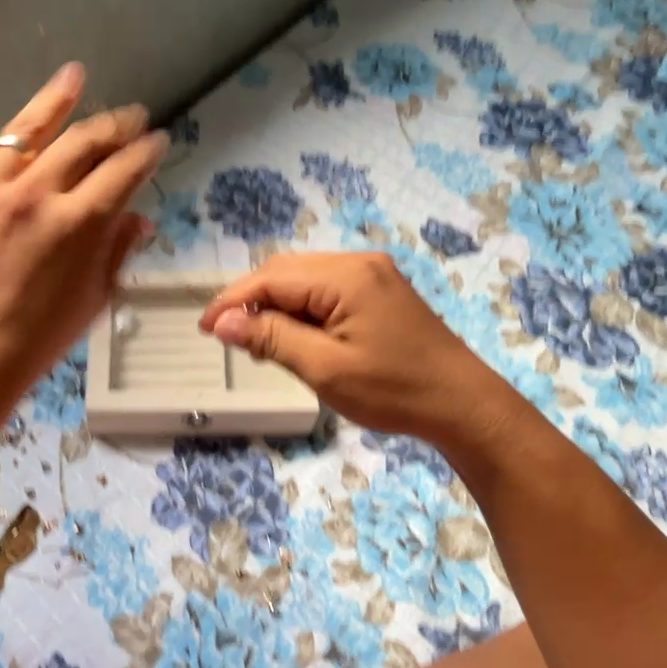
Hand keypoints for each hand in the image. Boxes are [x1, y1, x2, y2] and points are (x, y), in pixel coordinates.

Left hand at [0, 63, 167, 429]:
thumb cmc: (39, 340)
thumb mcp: (94, 298)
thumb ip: (117, 250)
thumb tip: (136, 217)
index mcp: (80, 222)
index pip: (124, 170)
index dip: (147, 152)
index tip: (158, 142)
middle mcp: (35, 194)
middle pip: (83, 142)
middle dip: (115, 124)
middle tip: (130, 115)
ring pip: (24, 130)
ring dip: (54, 99)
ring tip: (73, 75)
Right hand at [199, 252, 526, 444]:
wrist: (462, 404)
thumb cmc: (393, 390)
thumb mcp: (324, 369)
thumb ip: (271, 338)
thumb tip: (222, 322)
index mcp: (344, 276)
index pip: (271, 277)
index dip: (232, 301)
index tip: (204, 328)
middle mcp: (357, 263)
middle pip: (286, 272)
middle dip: (252, 301)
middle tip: (228, 338)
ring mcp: (372, 274)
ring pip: (303, 280)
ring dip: (274, 306)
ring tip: (256, 342)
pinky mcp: (379, 291)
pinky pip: (325, 290)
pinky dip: (300, 309)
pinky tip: (293, 336)